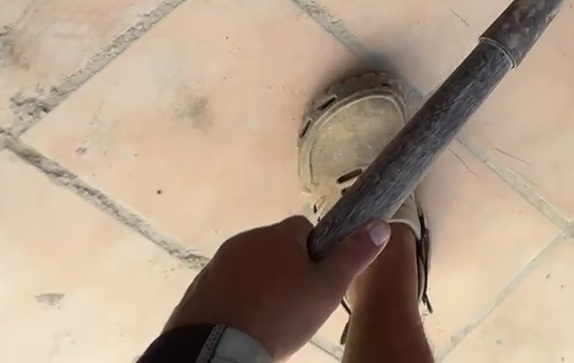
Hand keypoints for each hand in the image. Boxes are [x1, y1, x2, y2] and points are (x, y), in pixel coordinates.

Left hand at [164, 215, 389, 359]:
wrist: (211, 356)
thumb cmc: (278, 317)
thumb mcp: (327, 289)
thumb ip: (355, 255)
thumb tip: (381, 224)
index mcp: (279, 234)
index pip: (305, 229)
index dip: (315, 253)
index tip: (316, 280)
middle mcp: (245, 241)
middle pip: (275, 249)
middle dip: (285, 270)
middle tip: (294, 305)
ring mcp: (215, 268)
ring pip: (248, 271)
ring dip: (258, 287)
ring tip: (266, 323)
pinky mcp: (192, 296)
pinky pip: (222, 293)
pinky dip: (233, 305)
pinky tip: (241, 330)